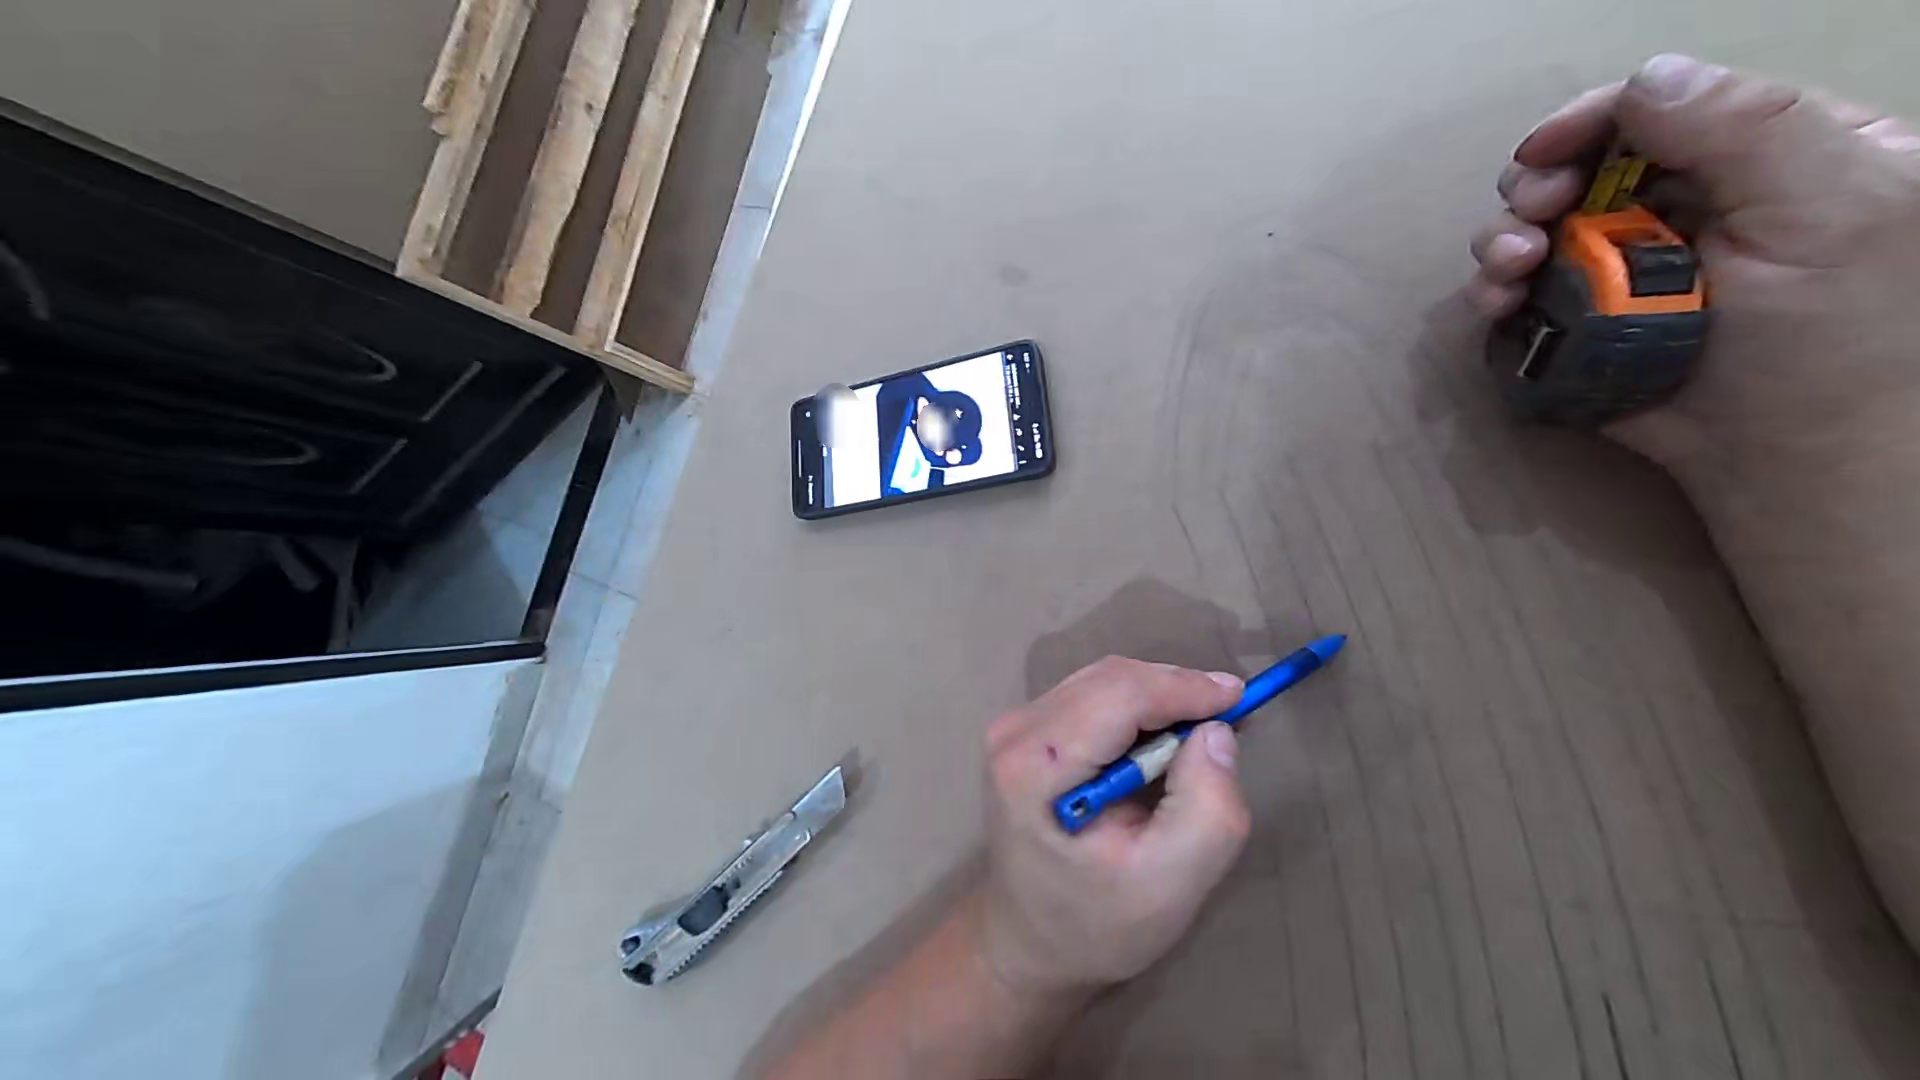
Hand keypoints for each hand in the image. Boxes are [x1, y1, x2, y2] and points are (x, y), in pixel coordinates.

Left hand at [969, 656, 1251, 998]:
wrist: (1027, 941)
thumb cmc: (1096, 923)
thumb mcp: (1170, 885)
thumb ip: (1206, 807)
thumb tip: (1216, 731)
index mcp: (1036, 766)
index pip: (1118, 694)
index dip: (1182, 687)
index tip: (1241, 698)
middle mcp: (1016, 732)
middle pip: (1109, 679)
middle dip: (1175, 688)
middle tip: (1231, 713)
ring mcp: (1014, 727)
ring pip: (1101, 681)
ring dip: (1157, 695)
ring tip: (1202, 724)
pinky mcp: (1024, 732)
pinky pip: (1090, 696)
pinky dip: (1134, 705)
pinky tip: (1162, 733)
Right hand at [1469, 54, 1919, 496]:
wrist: (1774, 448)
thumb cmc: (1830, 329)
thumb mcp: (1832, 208)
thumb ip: (1750, 129)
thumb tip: (1644, 79)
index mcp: (1753, 159)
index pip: (1658, 111)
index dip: (1592, 119)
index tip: (1542, 151)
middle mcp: (1673, 205)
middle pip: (1577, 169)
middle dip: (1535, 188)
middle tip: (1531, 221)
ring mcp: (1611, 267)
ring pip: (1530, 230)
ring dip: (1501, 244)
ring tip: (1507, 273)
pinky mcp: (1568, 318)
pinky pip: (1511, 292)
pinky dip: (1490, 293)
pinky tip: (1496, 306)